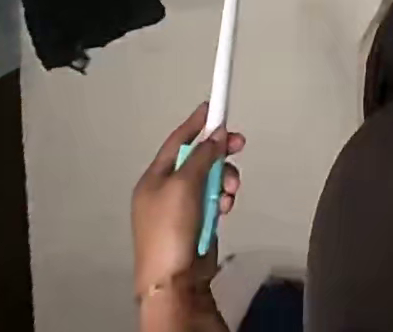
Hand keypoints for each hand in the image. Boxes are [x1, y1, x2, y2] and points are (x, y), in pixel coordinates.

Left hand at [131, 102, 245, 298]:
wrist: (175, 285)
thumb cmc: (170, 230)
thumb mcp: (184, 184)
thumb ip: (203, 155)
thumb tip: (216, 135)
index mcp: (154, 178)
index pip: (178, 141)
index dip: (196, 124)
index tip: (214, 107)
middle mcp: (167, 191)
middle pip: (198, 159)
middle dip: (218, 153)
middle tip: (239, 143)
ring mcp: (182, 209)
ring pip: (210, 179)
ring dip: (224, 179)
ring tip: (231, 189)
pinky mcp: (198, 224)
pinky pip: (215, 200)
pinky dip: (223, 199)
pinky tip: (226, 205)